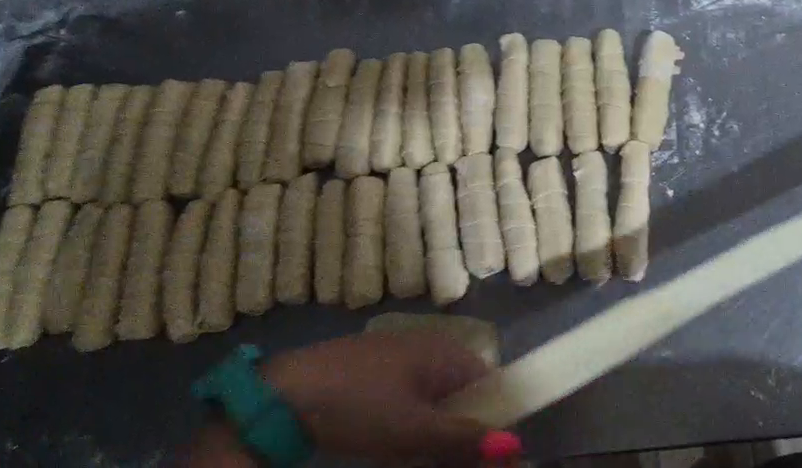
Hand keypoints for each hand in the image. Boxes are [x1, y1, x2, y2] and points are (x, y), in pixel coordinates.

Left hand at [189, 329, 507, 466]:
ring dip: (435, 433)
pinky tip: (394, 447)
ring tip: (418, 459)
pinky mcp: (374, 370)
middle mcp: (430, 346)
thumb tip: (516, 449)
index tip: (487, 458)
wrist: (285, 393)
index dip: (495, 421)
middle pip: (464, 392)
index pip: (490, 384)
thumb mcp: (413, 431)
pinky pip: (410, 397)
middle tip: (447, 464)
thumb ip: (463, 440)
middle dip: (462, 432)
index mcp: (446, 351)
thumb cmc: (358, 405)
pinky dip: (411, 424)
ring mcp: (400, 356)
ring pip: (435, 399)